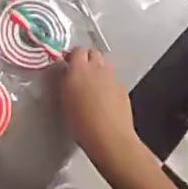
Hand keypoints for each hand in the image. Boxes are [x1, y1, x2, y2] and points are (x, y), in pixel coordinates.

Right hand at [61, 48, 143, 165]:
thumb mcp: (65, 100)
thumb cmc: (81, 122)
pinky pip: (113, 79)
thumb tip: (68, 75)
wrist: (109, 137)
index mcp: (79, 69)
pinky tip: (105, 99)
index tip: (68, 65)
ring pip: (105, 64)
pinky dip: (108, 84)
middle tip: (80, 73)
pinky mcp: (123, 89)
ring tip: (92, 84)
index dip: (73, 57)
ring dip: (98, 69)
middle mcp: (97, 68)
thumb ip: (67, 82)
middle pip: (94, 52)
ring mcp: (112, 78)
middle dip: (87, 58)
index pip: (77, 50)